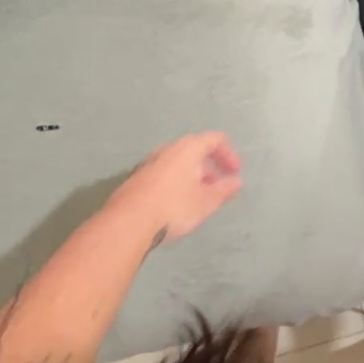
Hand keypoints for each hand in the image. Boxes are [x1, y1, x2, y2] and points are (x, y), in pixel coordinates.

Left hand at [105, 132, 241, 248]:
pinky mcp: (135, 179)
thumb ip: (224, 190)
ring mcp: (148, 163)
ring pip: (176, 162)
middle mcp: (167, 150)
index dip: (228, 154)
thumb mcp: (206, 202)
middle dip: (208, 166)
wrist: (127, 223)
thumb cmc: (174, 207)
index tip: (234, 173)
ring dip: (191, 175)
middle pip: (194, 149)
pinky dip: (174, 182)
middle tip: (216, 186)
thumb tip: (236, 182)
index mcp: (188, 149)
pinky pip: (162, 173)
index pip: (215, 139)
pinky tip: (174, 204)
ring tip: (196, 198)